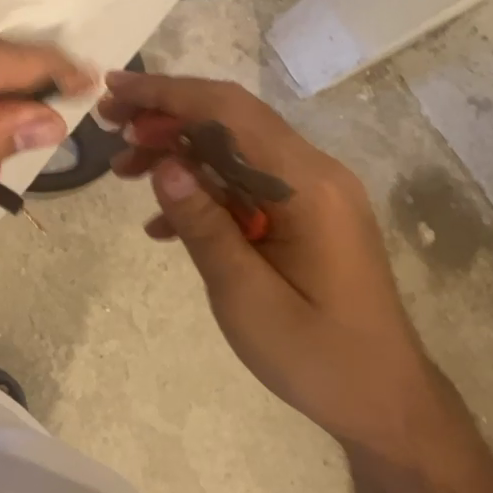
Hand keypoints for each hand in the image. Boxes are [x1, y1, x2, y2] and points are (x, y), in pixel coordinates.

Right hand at [100, 71, 456, 460]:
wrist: (384, 402)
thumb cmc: (316, 356)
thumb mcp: (244, 295)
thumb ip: (203, 224)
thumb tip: (162, 163)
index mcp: (306, 185)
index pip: (229, 112)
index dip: (167, 94)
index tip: (114, 89)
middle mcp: (314, 173)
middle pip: (230, 119)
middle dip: (165, 115)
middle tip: (109, 127)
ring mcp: (312, 193)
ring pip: (234, 148)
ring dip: (177, 151)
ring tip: (123, 171)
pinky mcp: (305, 215)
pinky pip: (245, 183)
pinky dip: (201, 189)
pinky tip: (162, 223)